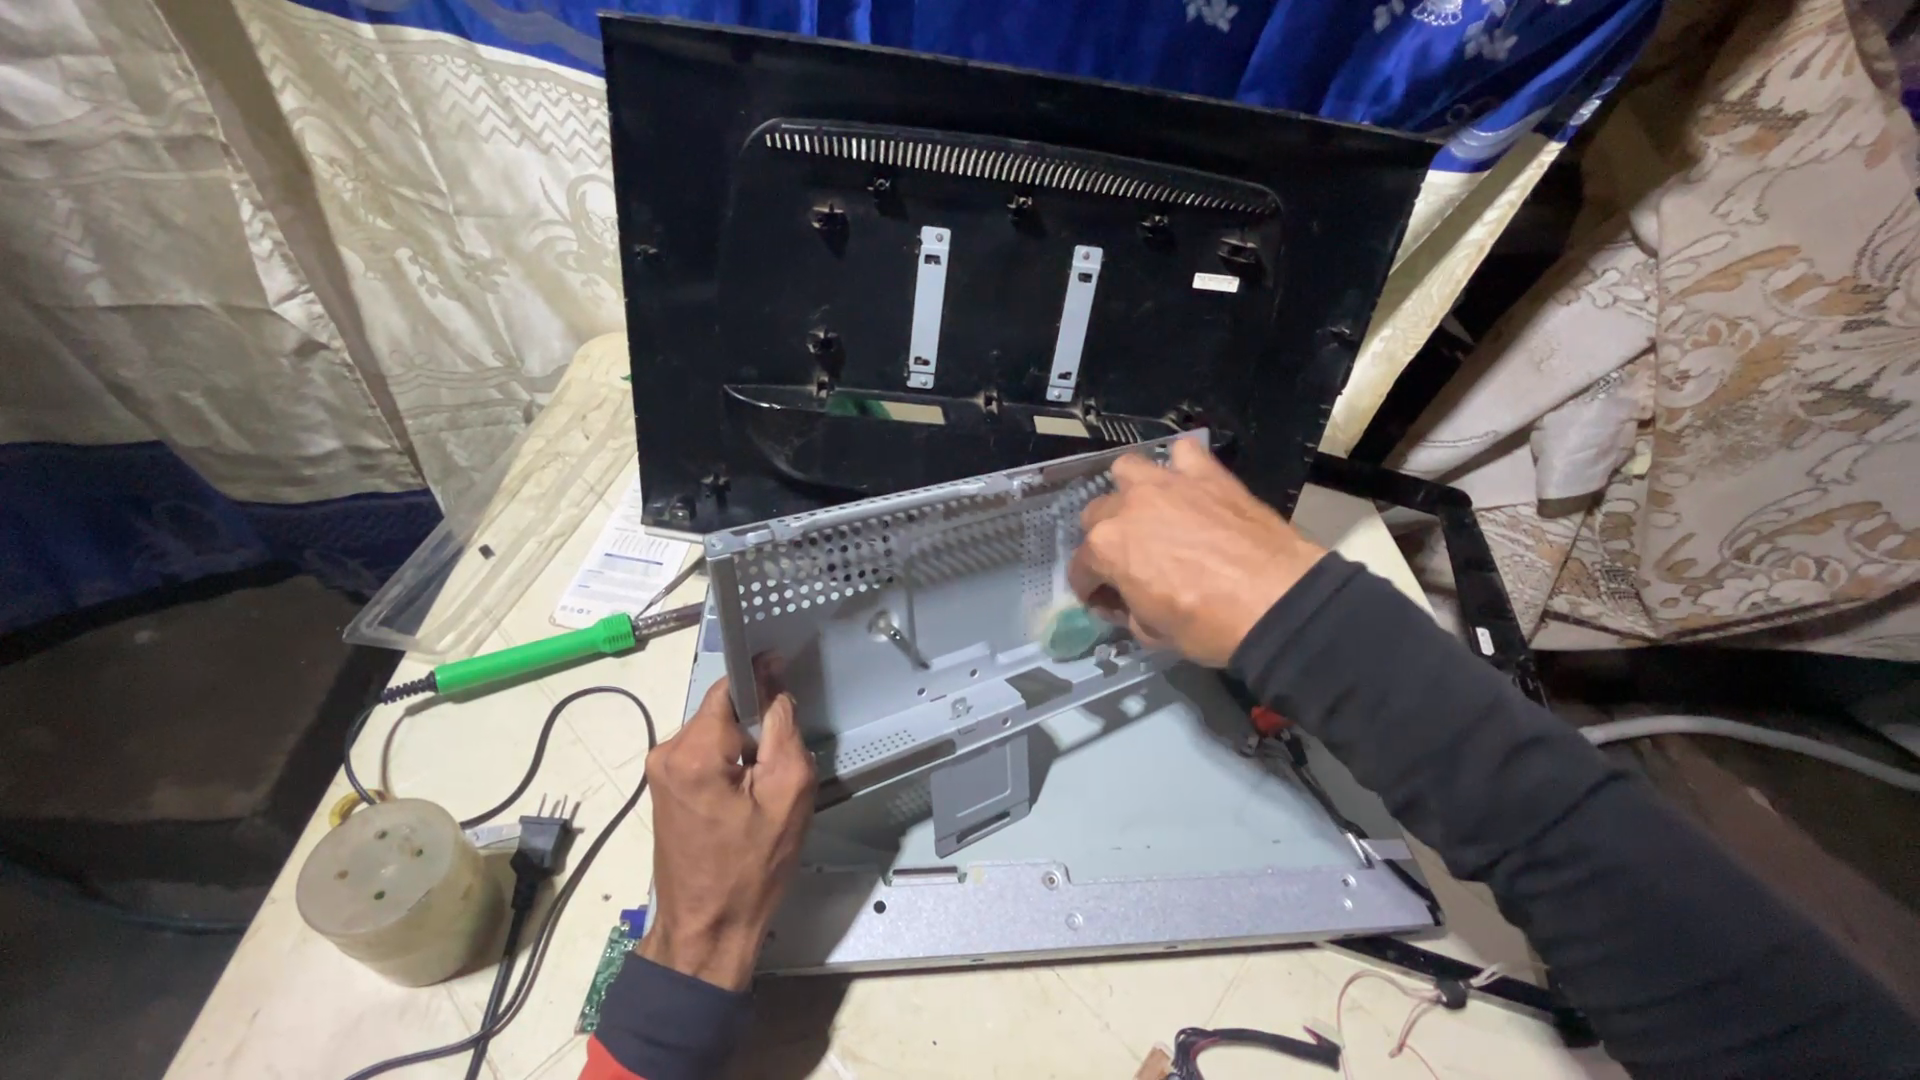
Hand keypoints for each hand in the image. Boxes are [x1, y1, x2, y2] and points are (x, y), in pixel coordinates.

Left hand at [638, 676, 814, 989]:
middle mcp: (665, 752)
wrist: (707, 931)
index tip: (790, 692)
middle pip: (724, 712)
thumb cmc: (751, 867)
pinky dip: (730, 768)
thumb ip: (784, 729)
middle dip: (757, 729)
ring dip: (745, 751)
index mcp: (692, 750)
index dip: (764, 682)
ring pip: (717, 735)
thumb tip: (774, 683)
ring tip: (766, 793)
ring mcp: (659, 772)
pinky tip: (746, 803)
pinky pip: (705, 757)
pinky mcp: (664, 790)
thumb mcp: (788, 793)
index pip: (731, 687)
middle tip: (782, 769)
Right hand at [1069, 438, 1326, 667]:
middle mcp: (1127, 507)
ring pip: (1127, 471)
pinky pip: (1183, 454)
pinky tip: (1189, 486)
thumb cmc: (1210, 626)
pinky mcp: (1206, 474)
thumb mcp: (1154, 635)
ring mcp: (1167, 484)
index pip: (1081, 569)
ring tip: (1149, 512)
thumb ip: (1129, 612)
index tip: (1106, 601)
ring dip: (1130, 491)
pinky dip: (1181, 467)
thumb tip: (1125, 604)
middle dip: (1106, 540)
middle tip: (1131, 561)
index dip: (1090, 589)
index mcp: (1106, 548)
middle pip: (1096, 516)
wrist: (1278, 603)